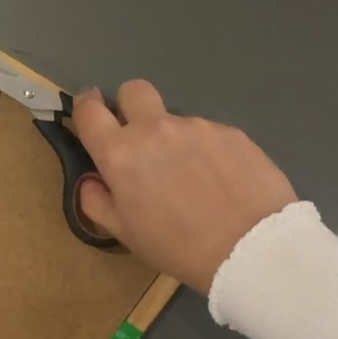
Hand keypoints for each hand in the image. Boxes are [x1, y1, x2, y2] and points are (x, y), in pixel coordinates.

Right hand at [72, 80, 295, 294]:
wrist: (252, 248)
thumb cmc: (177, 246)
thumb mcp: (125, 233)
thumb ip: (97, 202)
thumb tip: (92, 182)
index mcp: (119, 153)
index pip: (89, 110)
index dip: (85, 104)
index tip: (90, 109)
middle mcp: (154, 129)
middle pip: (134, 90)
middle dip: (129, 105)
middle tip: (138, 138)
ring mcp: (196, 126)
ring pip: (175, 120)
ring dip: (173, 139)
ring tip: (192, 178)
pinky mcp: (231, 132)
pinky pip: (208, 134)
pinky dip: (206, 151)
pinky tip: (220, 181)